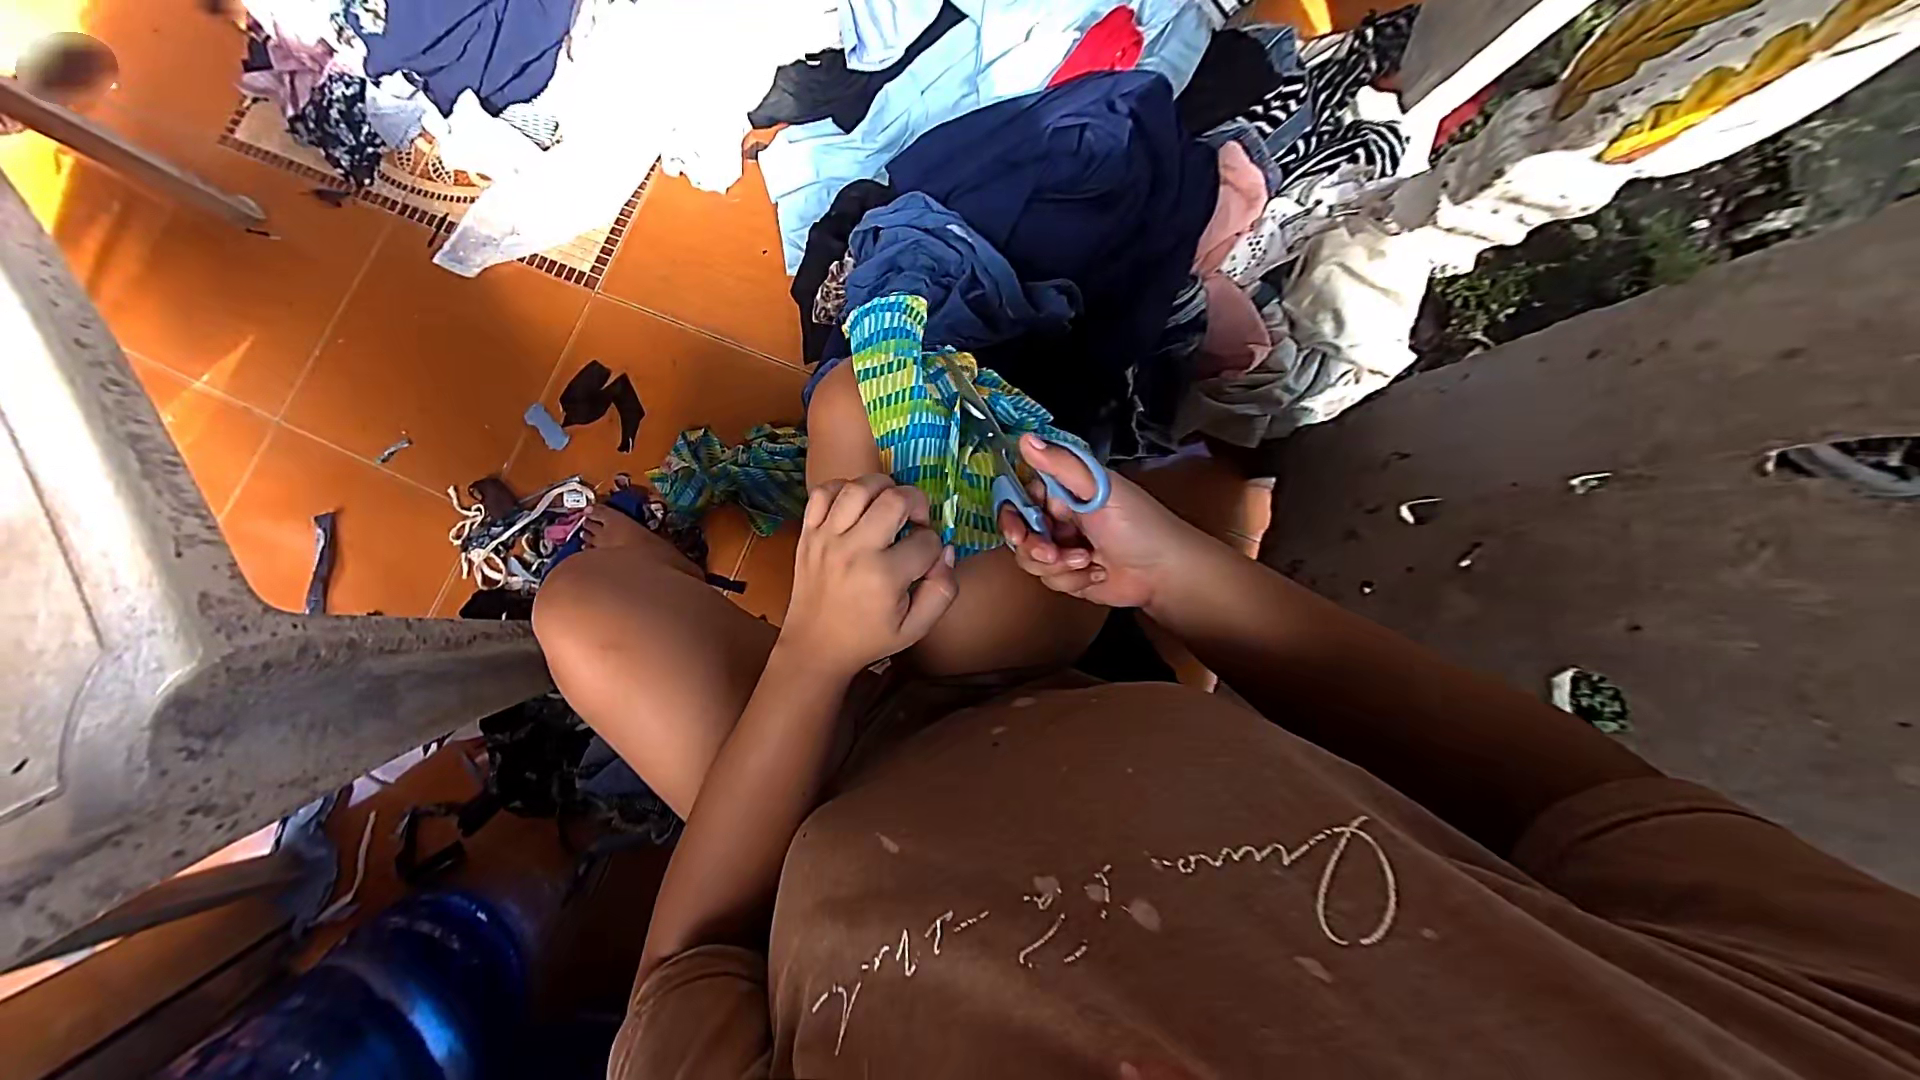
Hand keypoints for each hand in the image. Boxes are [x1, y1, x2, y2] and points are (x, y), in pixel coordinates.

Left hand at [780, 474, 958, 675]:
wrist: (816, 647)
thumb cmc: (869, 637)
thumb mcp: (917, 628)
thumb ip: (942, 591)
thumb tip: (947, 552)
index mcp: (884, 577)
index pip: (926, 541)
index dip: (934, 546)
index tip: (925, 559)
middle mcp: (854, 551)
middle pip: (895, 498)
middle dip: (917, 502)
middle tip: (915, 520)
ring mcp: (826, 538)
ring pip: (859, 486)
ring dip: (883, 488)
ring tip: (888, 505)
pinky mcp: (808, 533)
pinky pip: (822, 492)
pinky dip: (842, 488)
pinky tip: (856, 505)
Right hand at [997, 435, 1198, 608]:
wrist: (1164, 573)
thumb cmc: (1137, 525)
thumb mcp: (1098, 490)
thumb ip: (1060, 465)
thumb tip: (1025, 439)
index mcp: (1064, 491)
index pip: (1020, 498)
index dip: (1012, 515)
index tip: (1018, 530)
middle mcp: (1059, 517)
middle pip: (1019, 533)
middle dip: (1033, 547)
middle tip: (1051, 553)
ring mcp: (1062, 548)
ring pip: (1030, 560)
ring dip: (1059, 565)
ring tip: (1089, 561)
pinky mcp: (1068, 575)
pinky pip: (1049, 580)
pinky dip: (1073, 579)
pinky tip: (1097, 573)